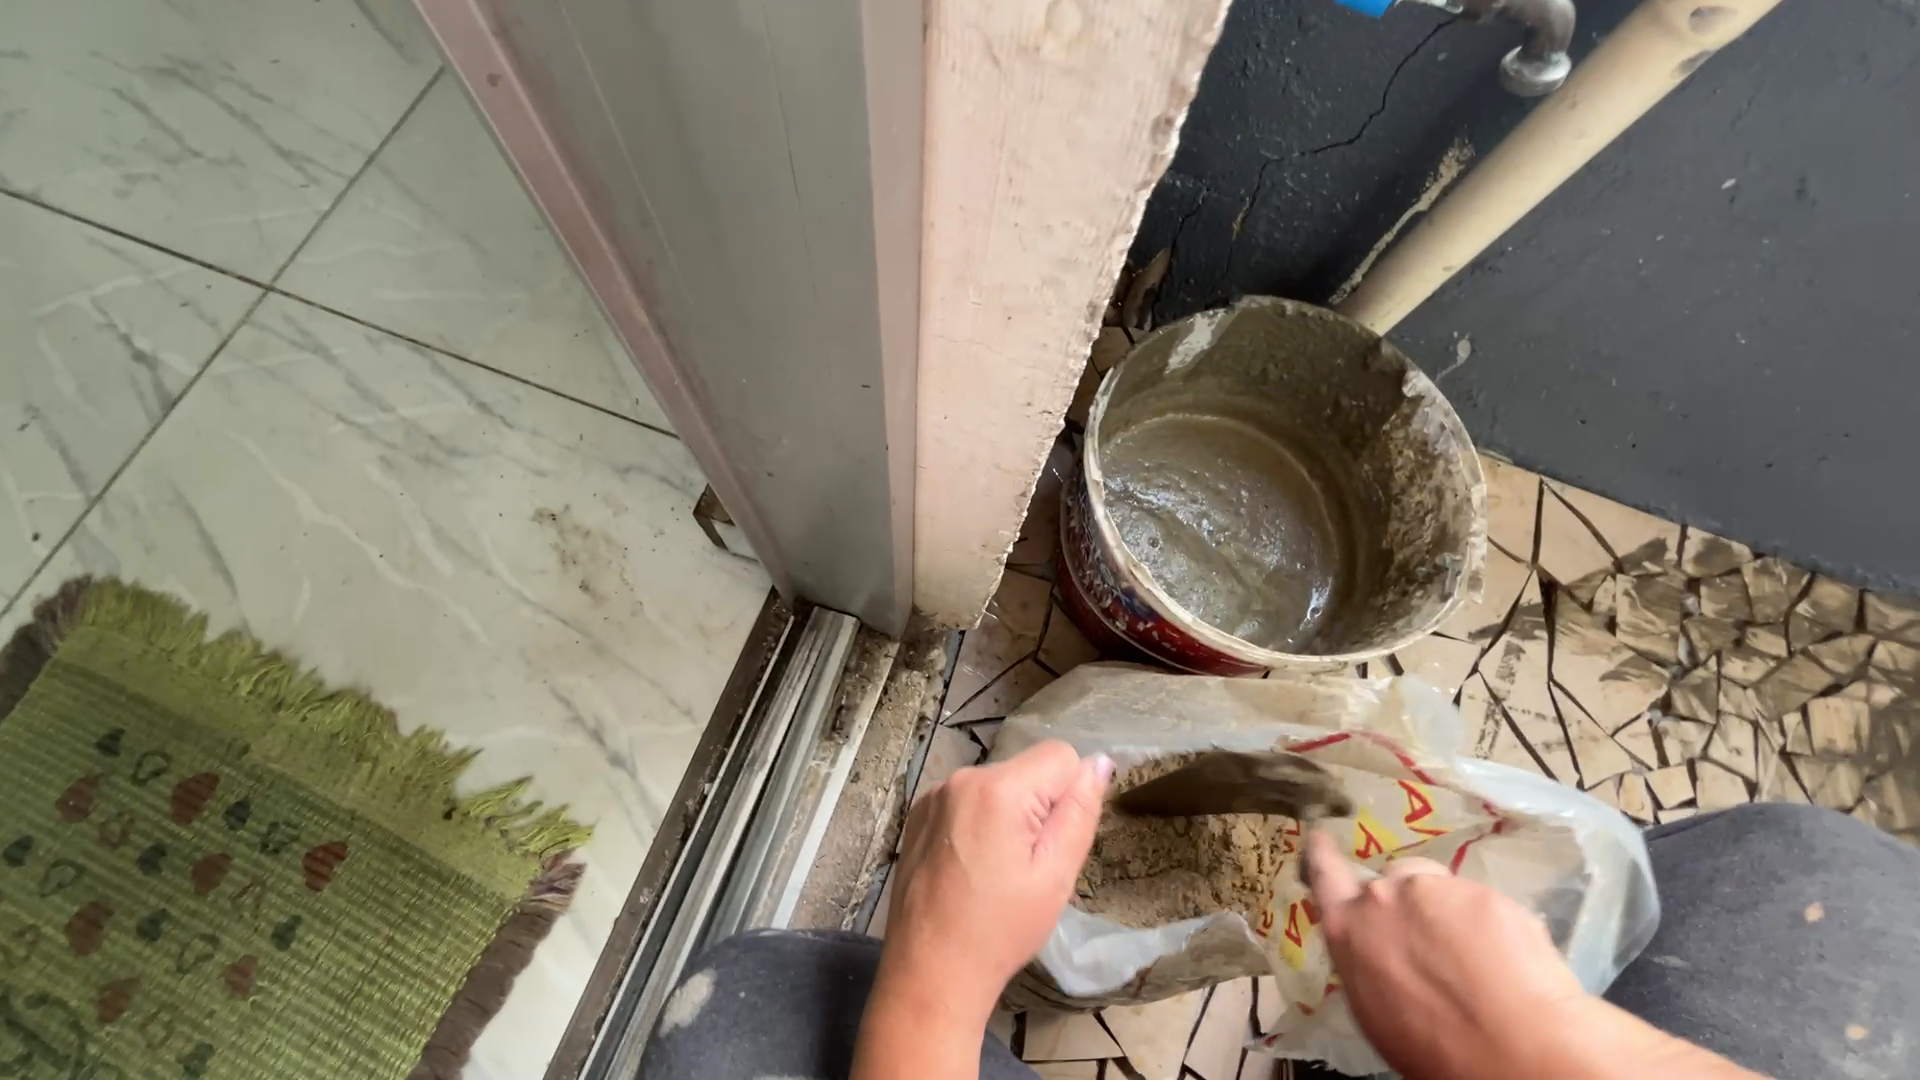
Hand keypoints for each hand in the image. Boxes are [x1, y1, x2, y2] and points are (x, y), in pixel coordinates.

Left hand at [882, 740, 1114, 1019]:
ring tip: (996, 868)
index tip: (1051, 842)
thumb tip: (1099, 762)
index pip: (1060, 755)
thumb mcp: (1055, 875)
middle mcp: (962, 777)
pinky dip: (978, 819)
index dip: (1069, 795)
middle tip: (1025, 864)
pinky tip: (969, 863)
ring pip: (998, 783)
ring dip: (1008, 812)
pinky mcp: (918, 810)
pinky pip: (967, 797)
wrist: (929, 971)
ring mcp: (934, 792)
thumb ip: (1080, 811)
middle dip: (1037, 805)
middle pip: (1026, 769)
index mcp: (999, 788)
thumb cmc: (1000, 929)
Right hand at [1304, 830, 1587, 1079]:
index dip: (1323, 854)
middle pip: (1391, 881)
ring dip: (1449, 910)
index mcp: (1346, 926)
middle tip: (1435, 944)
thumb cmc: (1436, 1050)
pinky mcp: (1484, 893)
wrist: (1520, 1057)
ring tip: (1477, 957)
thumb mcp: (1373, 1008)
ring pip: (1438, 887)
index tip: (1322, 838)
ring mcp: (1434, 889)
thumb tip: (1371, 947)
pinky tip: (1509, 964)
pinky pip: (1482, 903)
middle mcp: (1382, 896)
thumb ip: (1362, 958)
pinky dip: (1492, 926)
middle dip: (1408, 903)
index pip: (1324, 872)